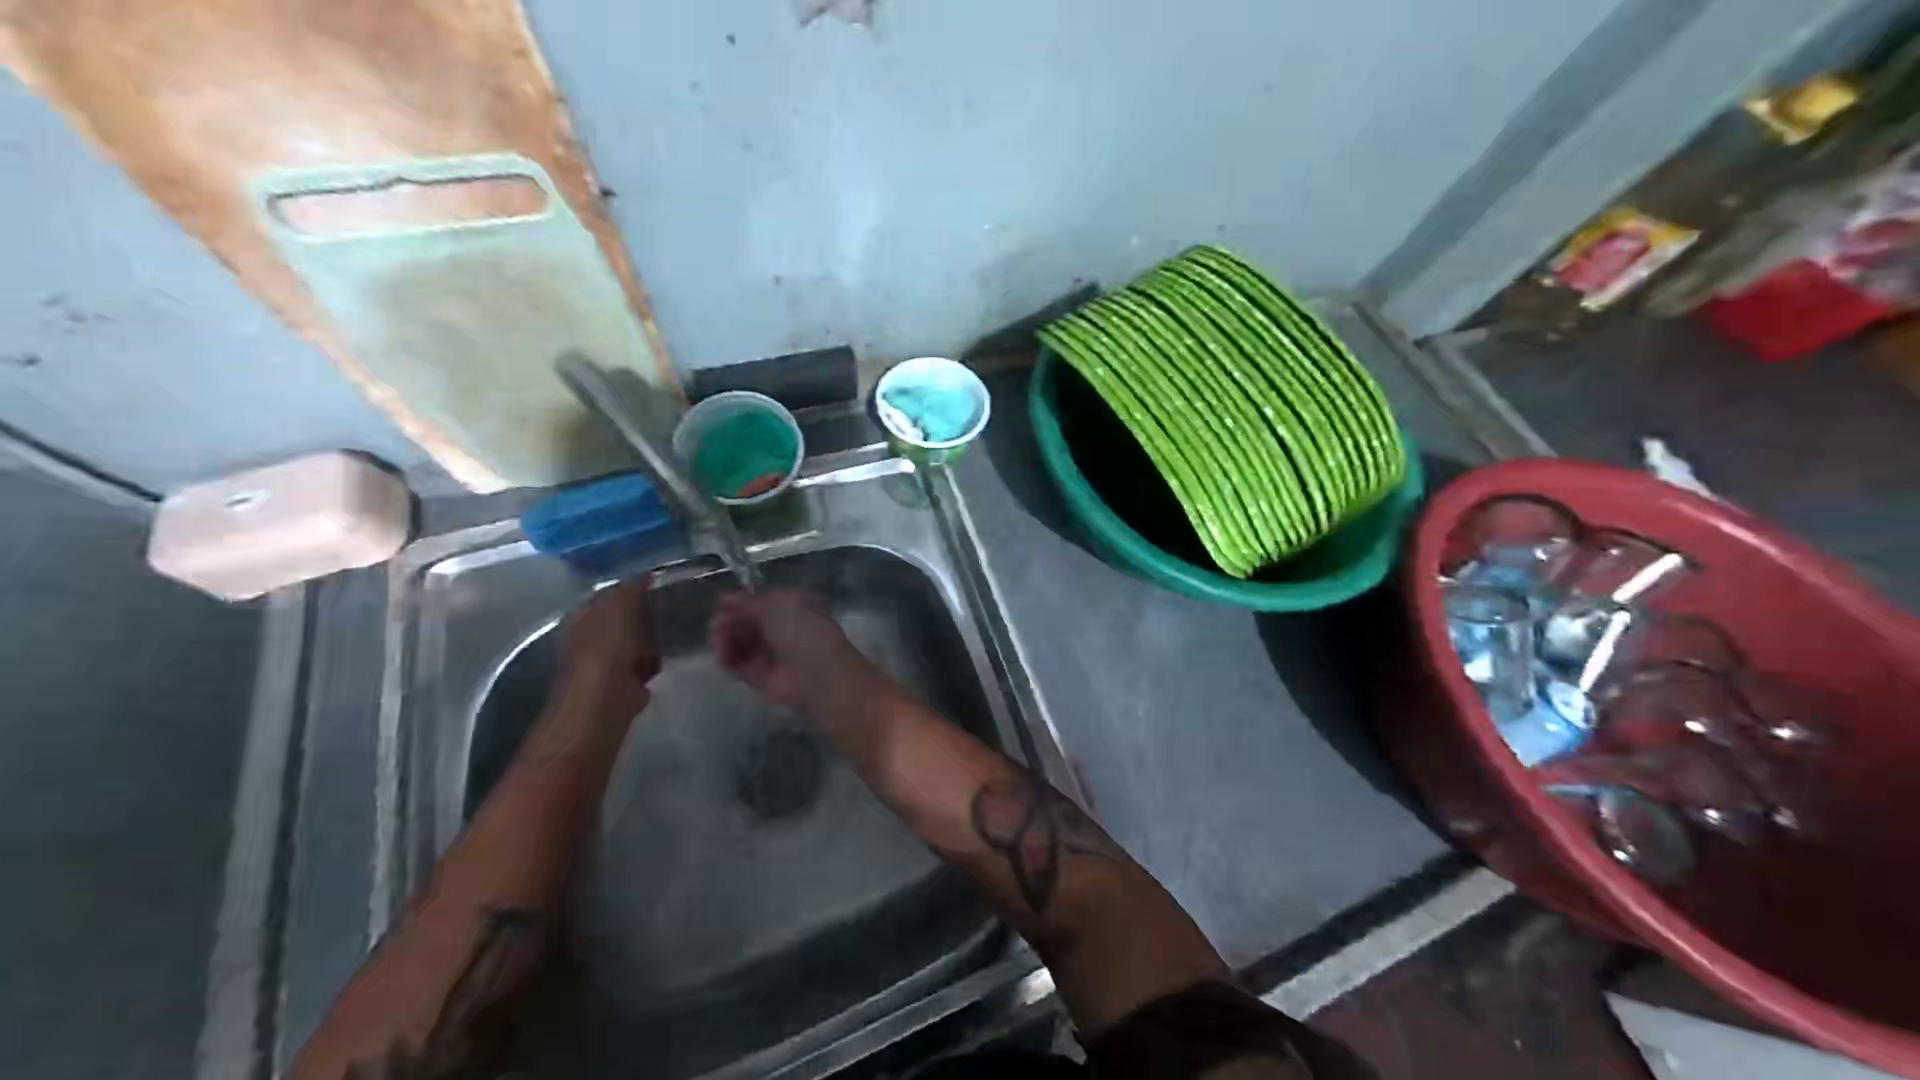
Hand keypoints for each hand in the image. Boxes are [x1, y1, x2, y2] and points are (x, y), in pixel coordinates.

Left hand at [556, 579, 660, 716]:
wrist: (606, 698)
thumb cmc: (610, 646)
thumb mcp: (622, 605)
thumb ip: (633, 588)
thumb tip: (645, 574)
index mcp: (582, 617)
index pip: (607, 597)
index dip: (630, 593)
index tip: (655, 591)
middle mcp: (586, 639)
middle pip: (621, 622)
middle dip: (642, 620)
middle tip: (662, 616)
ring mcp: (601, 664)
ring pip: (632, 645)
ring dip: (648, 644)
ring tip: (663, 641)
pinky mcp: (618, 686)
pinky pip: (640, 668)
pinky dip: (649, 667)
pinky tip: (657, 666)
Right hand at [708, 589, 871, 708]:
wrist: (817, 672)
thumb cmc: (803, 630)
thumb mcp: (777, 605)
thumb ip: (750, 602)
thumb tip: (725, 598)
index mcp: (793, 606)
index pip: (761, 602)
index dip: (741, 602)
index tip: (721, 602)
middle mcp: (781, 628)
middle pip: (746, 622)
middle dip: (729, 621)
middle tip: (716, 624)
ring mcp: (770, 653)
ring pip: (739, 643)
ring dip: (724, 639)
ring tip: (717, 639)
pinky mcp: (759, 676)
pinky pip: (737, 664)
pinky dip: (726, 658)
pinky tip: (720, 654)